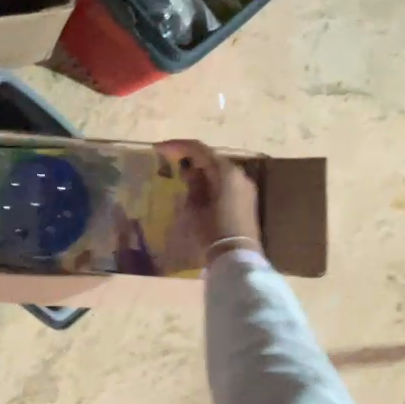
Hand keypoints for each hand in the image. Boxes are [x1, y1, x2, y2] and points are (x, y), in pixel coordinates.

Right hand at [156, 140, 260, 265]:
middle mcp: (238, 174)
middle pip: (210, 157)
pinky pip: (225, 181)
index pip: (199, 149)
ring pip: (218, 169)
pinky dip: (210, 178)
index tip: (158, 148)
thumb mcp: (195, 206)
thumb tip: (190, 170)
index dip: (177, 145)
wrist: (237, 258)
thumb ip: (193, 183)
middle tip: (168, 158)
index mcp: (225, 172)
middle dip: (189, 155)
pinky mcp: (246, 199)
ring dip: (200, 167)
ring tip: (180, 172)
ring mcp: (245, 186)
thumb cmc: (212, 230)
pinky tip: (197, 186)